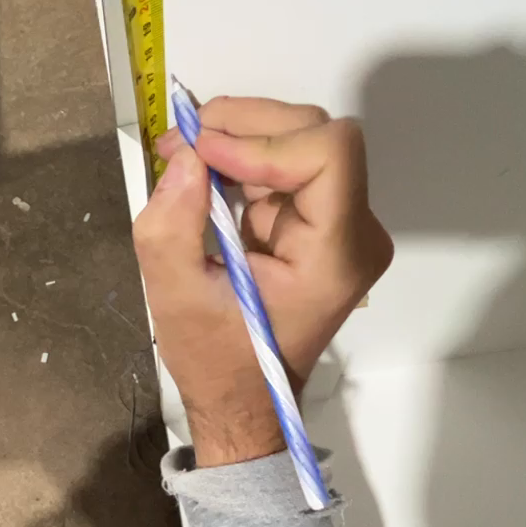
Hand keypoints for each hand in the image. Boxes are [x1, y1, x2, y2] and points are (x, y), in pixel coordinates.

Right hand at [132, 97, 392, 465]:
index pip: (328, 155)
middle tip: (180, 139)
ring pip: (301, 144)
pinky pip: (287, 169)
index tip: (200, 154)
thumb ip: (171, 227)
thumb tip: (186, 157)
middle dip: (245, 126)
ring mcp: (341, 227)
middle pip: (316, 136)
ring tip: (182, 152)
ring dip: (239, 138)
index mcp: (334, 257)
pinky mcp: (319, 226)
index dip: (262, 141)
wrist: (241, 400)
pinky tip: (202, 173)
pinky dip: (242, 160)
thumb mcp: (175, 299)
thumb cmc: (214, 362)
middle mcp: (354, 233)